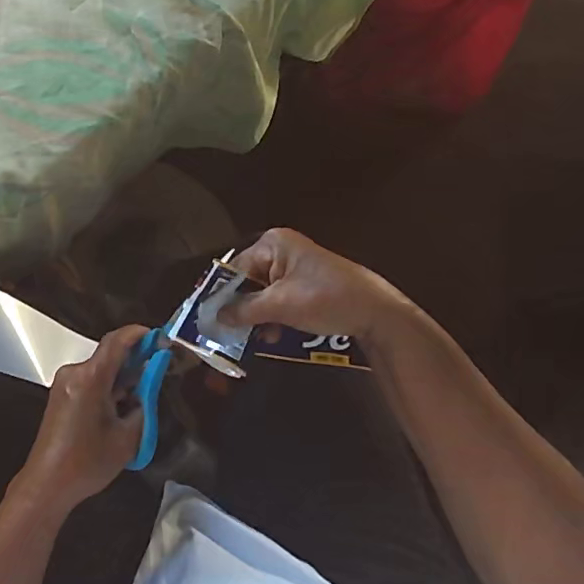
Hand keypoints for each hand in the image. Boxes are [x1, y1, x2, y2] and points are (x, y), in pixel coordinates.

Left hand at [13, 325, 146, 513]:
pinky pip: (89, 380)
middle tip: (156, 374)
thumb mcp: (128, 437)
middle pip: (109, 355)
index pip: (117, 341)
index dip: (140, 335)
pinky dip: (107, 387)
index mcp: (91, 377)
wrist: (47, 484)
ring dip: (120, 378)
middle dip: (134, 361)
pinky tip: (119, 407)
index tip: (159, 338)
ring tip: (140, 398)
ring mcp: (64, 383)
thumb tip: (148, 389)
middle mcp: (74, 372)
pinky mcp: (60, 395)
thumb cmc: (88, 462)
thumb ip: (143, 405)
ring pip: (100, 370)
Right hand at [224, 228, 420, 343]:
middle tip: (225, 332)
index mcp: (274, 244)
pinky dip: (272, 317)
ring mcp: (294, 267)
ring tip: (251, 338)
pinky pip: (277, 299)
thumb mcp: (281, 305)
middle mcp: (281, 250)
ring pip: (261, 293)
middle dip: (239, 308)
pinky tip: (272, 336)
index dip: (220, 293)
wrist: (378, 313)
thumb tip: (214, 317)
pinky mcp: (304, 285)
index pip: (234, 268)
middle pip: (247, 280)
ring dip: (256, 317)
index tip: (205, 317)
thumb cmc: (327, 299)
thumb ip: (244, 310)